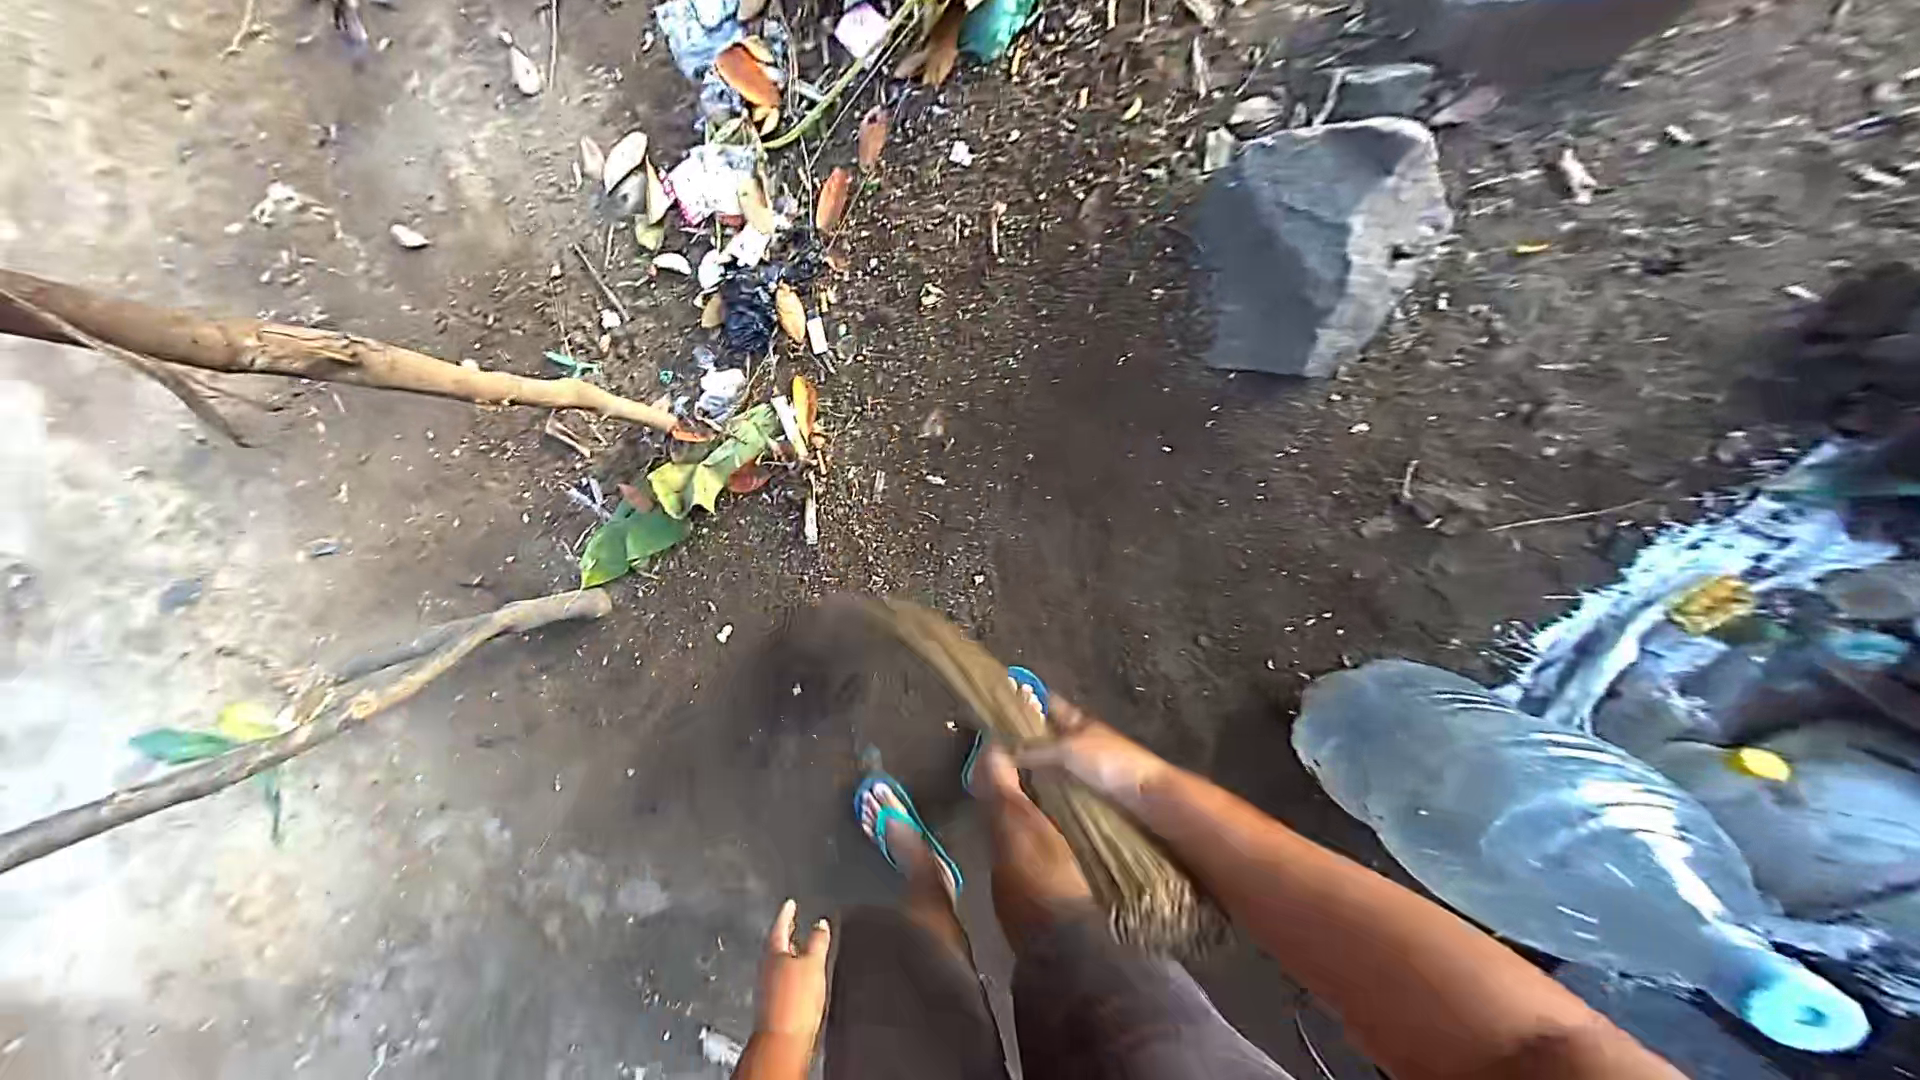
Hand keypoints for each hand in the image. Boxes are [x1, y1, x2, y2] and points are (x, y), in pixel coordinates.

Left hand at [754, 899, 830, 1043]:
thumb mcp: (813, 962)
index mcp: (773, 952)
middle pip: (777, 943)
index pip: (779, 925)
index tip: (790, 903)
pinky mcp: (774, 1004)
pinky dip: (792, 969)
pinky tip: (802, 974)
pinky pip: (782, 978)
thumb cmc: (795, 1001)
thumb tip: (820, 923)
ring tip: (801, 944)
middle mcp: (767, 967)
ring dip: (790, 950)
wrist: (784, 1043)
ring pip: (779, 961)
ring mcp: (768, 987)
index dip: (786, 913)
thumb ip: (817, 940)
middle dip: (787, 931)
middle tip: (793, 920)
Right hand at [1017, 697, 1172, 806]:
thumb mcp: (1067, 750)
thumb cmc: (1109, 762)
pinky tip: (1027, 785)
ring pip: (1051, 756)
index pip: (1050, 702)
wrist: (1146, 794)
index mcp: (1079, 721)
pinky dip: (1043, 779)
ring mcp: (1084, 763)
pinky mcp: (1086, 786)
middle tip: (997, 738)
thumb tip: (1004, 748)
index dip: (1031, 698)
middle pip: (1048, 731)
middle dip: (1026, 732)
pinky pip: (1057, 778)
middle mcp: (1080, 738)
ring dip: (1033, 759)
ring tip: (1004, 762)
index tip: (1006, 698)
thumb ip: (1036, 749)